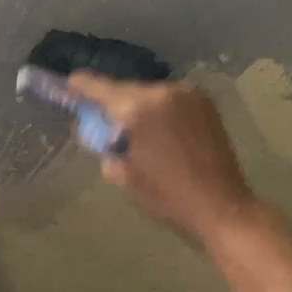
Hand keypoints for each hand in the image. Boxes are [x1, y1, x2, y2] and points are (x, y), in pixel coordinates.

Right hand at [67, 73, 258, 245]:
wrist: (223, 208)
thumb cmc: (168, 197)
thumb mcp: (123, 174)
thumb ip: (104, 145)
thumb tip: (96, 131)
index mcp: (138, 109)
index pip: (99, 88)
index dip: (80, 86)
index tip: (68, 82)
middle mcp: (162, 92)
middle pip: (125, 89)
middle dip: (111, 101)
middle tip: (101, 118)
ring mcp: (187, 94)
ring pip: (148, 93)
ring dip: (137, 106)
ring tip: (134, 129)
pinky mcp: (204, 102)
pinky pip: (168, 98)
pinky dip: (158, 108)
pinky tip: (157, 129)